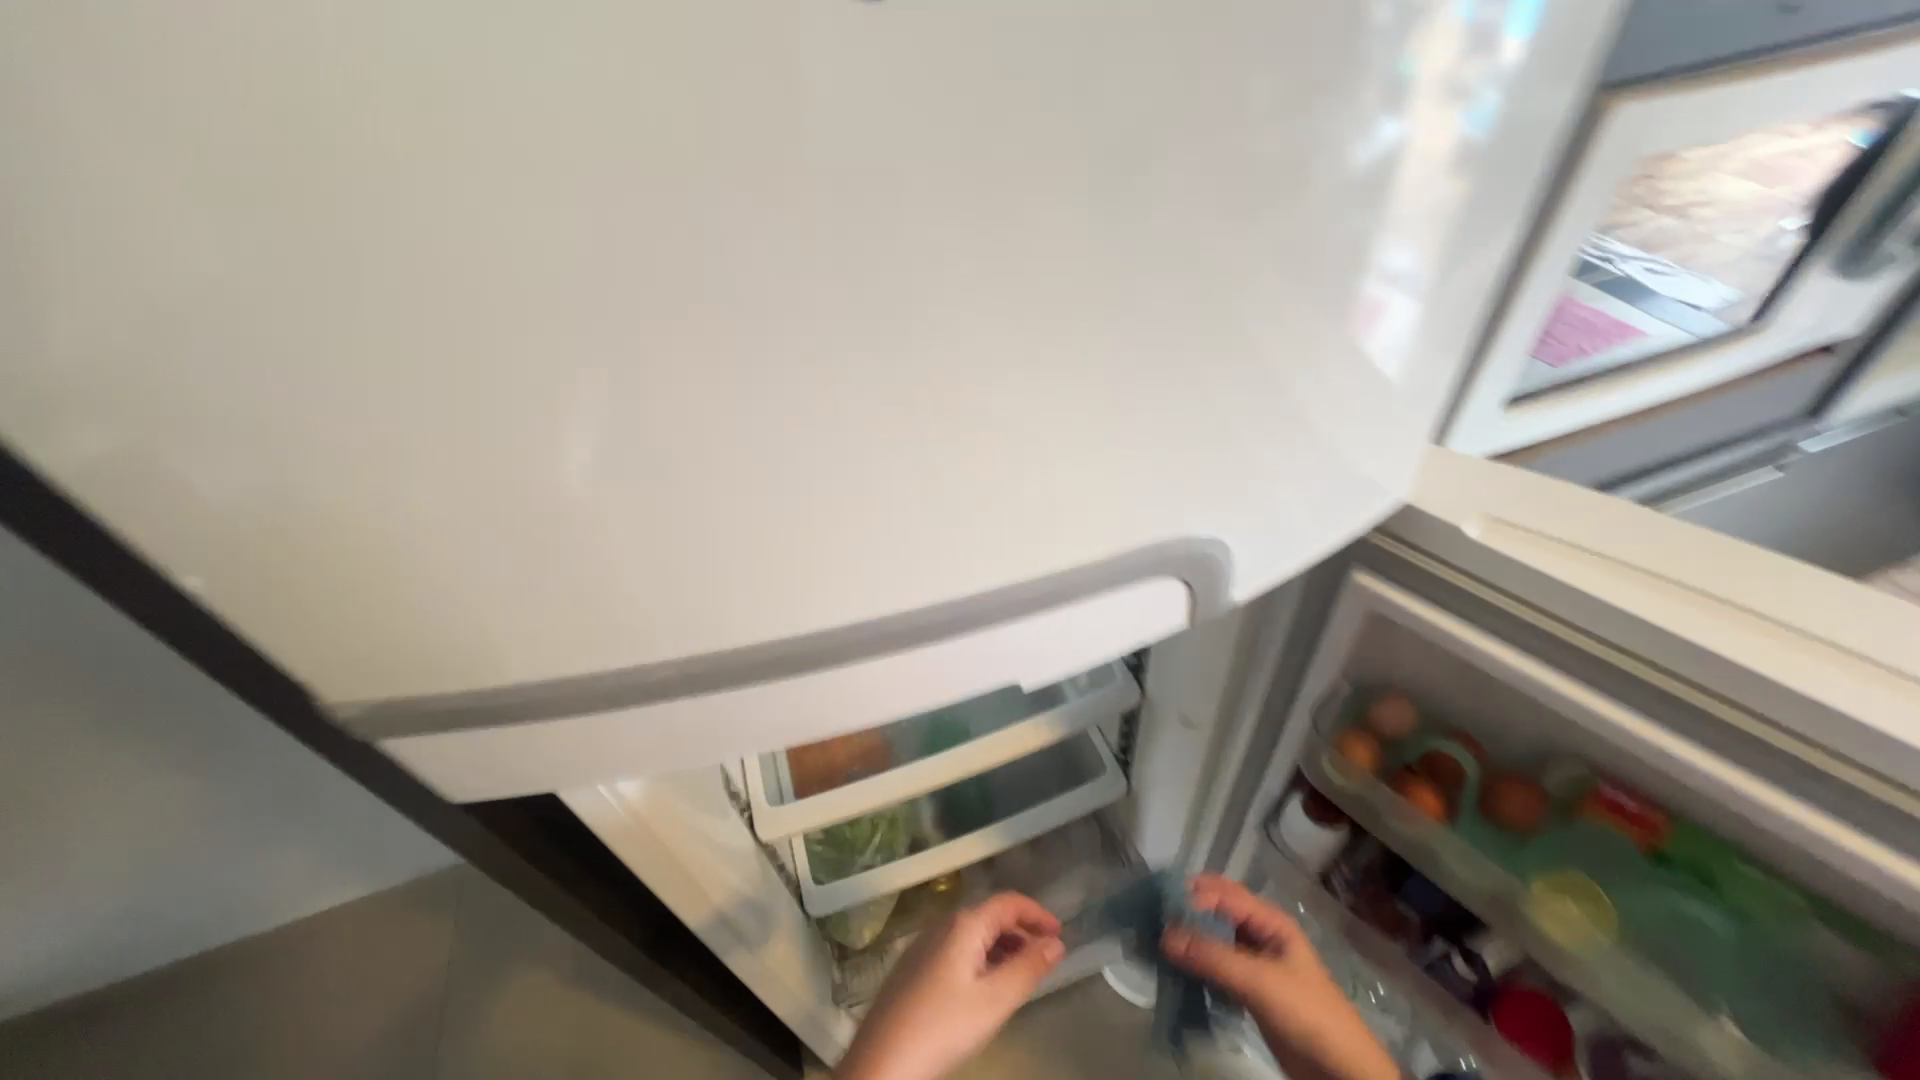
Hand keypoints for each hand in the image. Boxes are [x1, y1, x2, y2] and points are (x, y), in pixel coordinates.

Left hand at [835, 892, 1063, 1079]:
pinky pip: (956, 951)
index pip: (1008, 903)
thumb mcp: (995, 1000)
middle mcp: (941, 926)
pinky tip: (984, 989)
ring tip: (1020, 976)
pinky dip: (980, 959)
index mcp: (963, 925)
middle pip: (990, 916)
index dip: (1037, 914)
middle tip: (1045, 960)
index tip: (1061, 934)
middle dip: (1021, 933)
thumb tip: (1055, 942)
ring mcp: (923, 946)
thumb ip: (1028, 968)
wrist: (882, 1061)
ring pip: (972, 935)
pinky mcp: (913, 968)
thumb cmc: (944, 1027)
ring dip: (1001, 948)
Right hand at [1162, 875, 1397, 1079]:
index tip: (1155, 903)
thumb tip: (1163, 935)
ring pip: (1215, 942)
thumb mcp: (1260, 982)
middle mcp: (1262, 937)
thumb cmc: (1308, 1016)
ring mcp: (1256, 966)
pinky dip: (1197, 967)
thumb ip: (1213, 957)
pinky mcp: (1250, 993)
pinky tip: (1174, 972)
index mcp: (1272, 923)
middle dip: (1186, 914)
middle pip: (1218, 914)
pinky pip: (1217, 970)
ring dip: (1189, 941)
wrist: (1342, 1074)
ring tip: (1153, 944)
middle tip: (1149, 920)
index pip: (1224, 894)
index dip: (1192, 894)